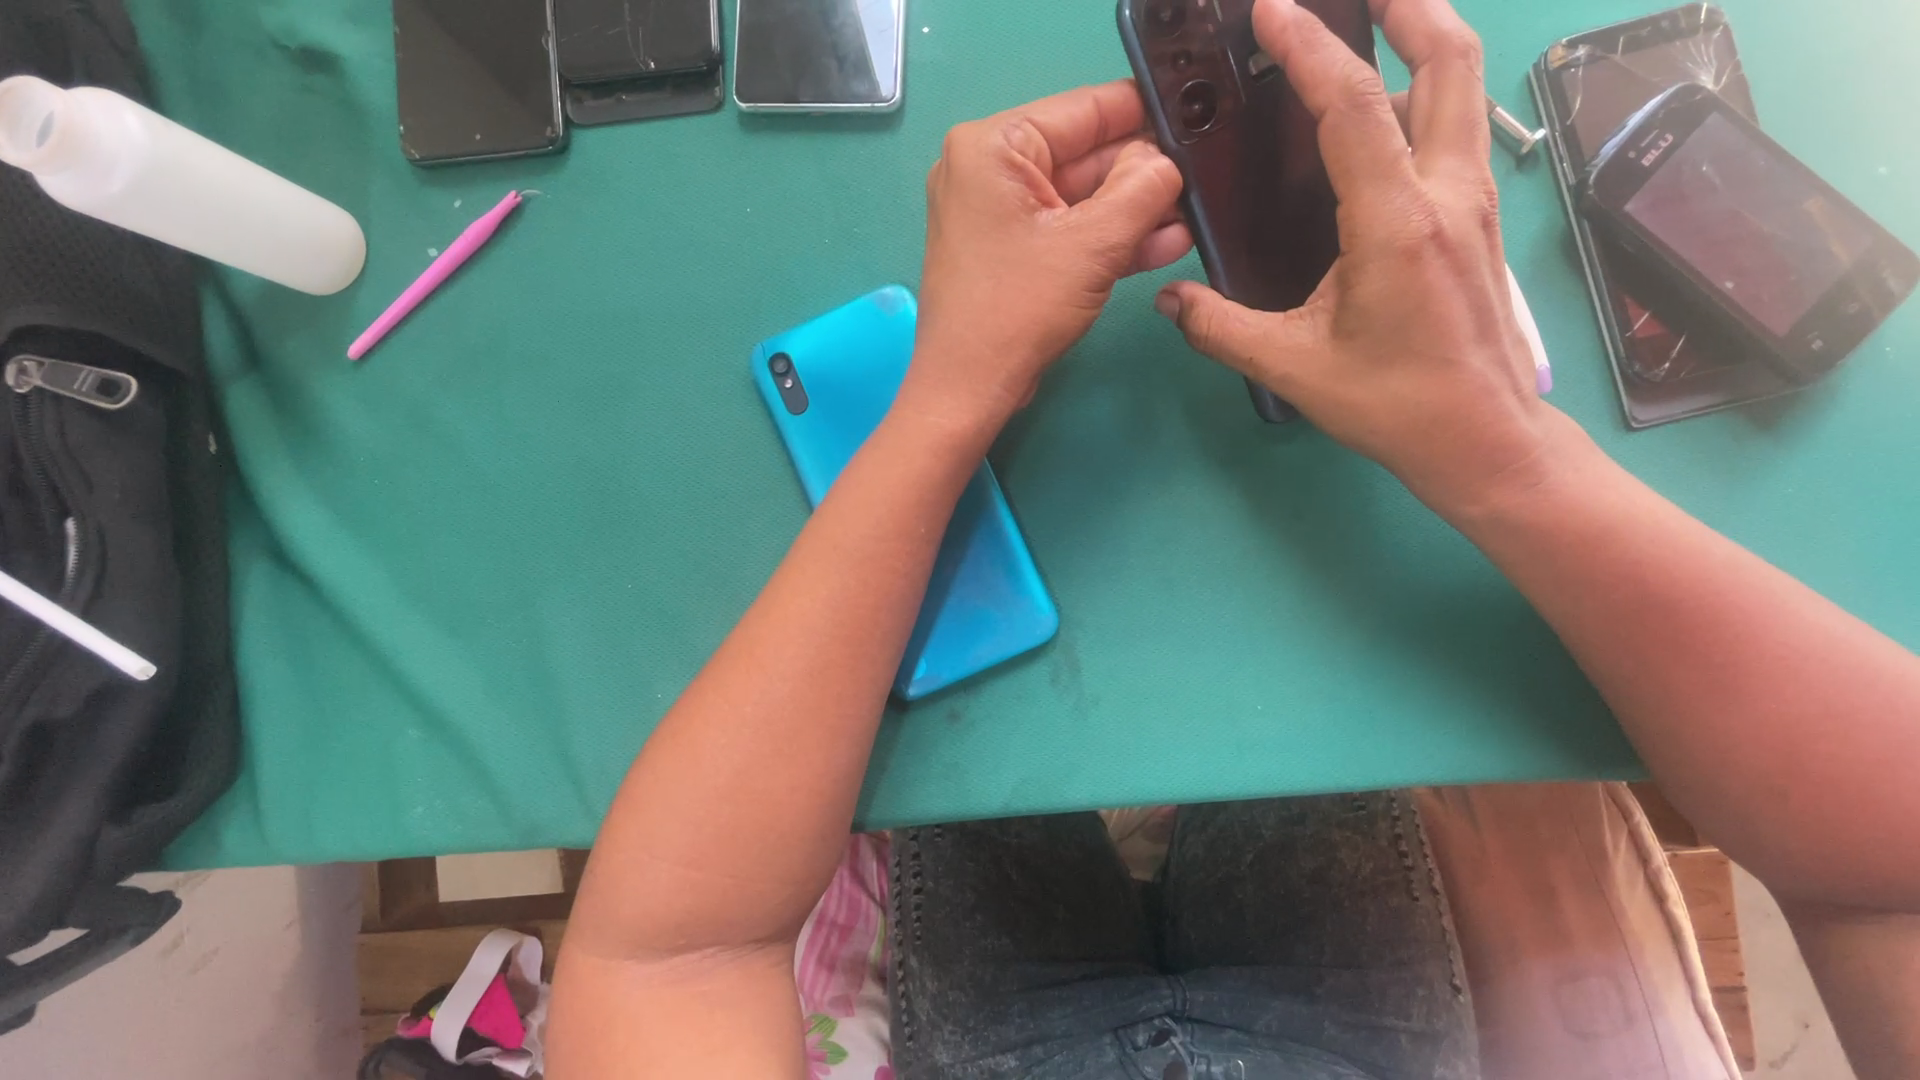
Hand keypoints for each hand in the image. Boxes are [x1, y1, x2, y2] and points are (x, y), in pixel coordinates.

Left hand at [900, 81, 1189, 438]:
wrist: (969, 388)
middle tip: (1204, 179)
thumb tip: (1169, 162)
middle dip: (1144, 173)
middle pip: (1086, 156)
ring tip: (1193, 217)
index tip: (1196, 121)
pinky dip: (1109, 240)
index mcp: (994, 146)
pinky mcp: (1012, 252)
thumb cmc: (1019, 309)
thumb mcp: (1092, 244)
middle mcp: (990, 170)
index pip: (1085, 110)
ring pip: (1082, 199)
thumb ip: (1142, 189)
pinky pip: (1068, 232)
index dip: (1144, 115)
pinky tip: (1165, 243)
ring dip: (1135, 212)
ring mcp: (999, 214)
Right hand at [1157, 0, 1565, 515]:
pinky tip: (1390, 122)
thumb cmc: (1391, 402)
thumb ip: (1220, 328)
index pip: (1352, 108)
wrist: (1480, 436)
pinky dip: (1428, 98)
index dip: (1309, 50)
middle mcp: (1449, 193)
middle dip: (1410, 8)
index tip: (1273, 9)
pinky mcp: (1481, 220)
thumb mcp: (1290, 367)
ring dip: (1427, 44)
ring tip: (1379, 29)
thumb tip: (1169, 301)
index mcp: (1397, 222)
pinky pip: (1458, 131)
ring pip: (1465, 90)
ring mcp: (1476, 202)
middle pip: (1449, 61)